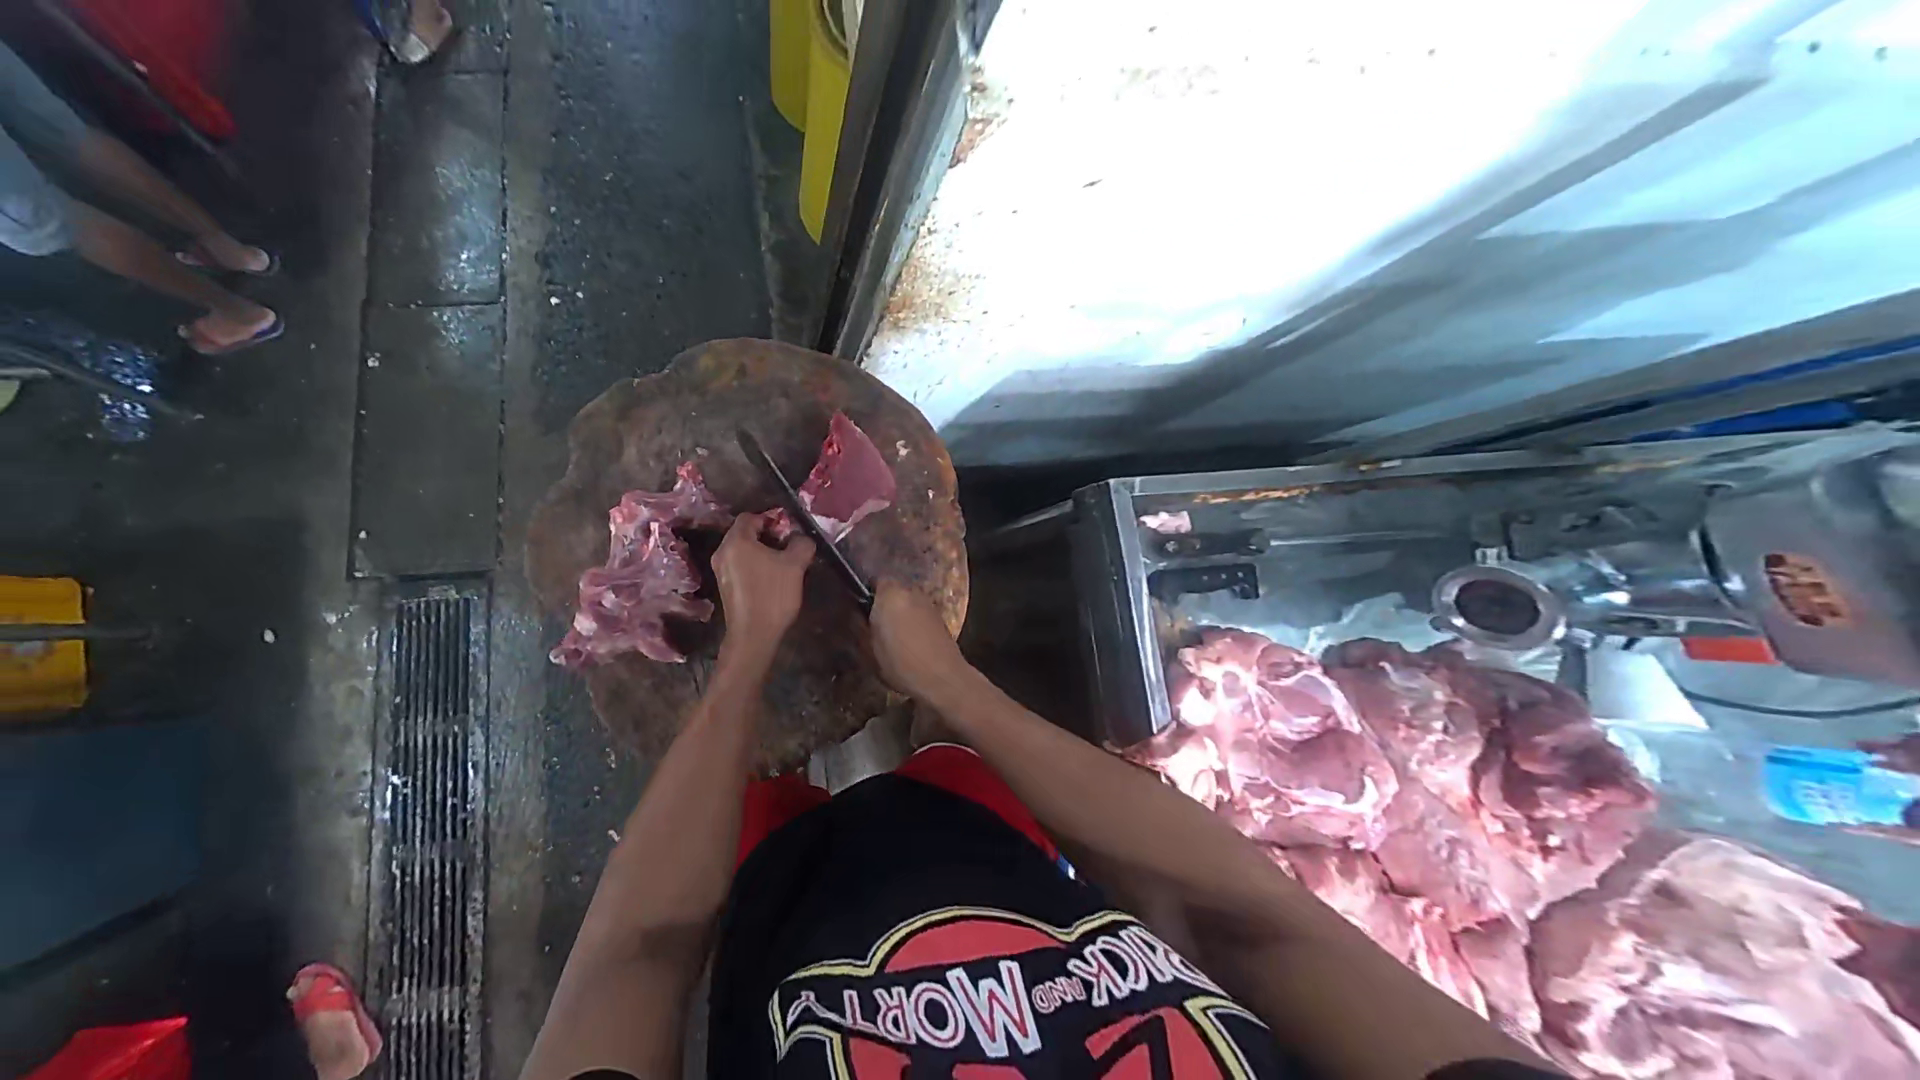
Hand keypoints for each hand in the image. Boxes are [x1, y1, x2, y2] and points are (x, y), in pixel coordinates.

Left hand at [712, 512, 814, 663]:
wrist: (754, 634)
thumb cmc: (772, 594)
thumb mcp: (795, 565)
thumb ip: (801, 544)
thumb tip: (801, 538)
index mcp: (736, 542)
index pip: (750, 517)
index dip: (770, 518)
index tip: (788, 531)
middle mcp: (723, 552)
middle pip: (745, 533)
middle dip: (768, 536)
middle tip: (789, 546)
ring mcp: (721, 571)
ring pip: (743, 550)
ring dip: (763, 552)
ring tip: (783, 563)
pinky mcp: (725, 586)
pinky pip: (740, 565)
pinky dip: (755, 565)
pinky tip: (772, 578)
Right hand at [871, 581, 967, 700]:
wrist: (941, 677)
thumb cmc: (899, 662)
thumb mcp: (869, 648)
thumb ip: (861, 626)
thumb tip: (858, 615)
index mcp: (891, 594)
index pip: (875, 581)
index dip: (868, 595)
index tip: (862, 611)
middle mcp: (912, 591)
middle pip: (894, 591)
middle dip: (885, 604)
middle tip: (876, 626)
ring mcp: (929, 603)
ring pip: (908, 602)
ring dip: (902, 613)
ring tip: (895, 637)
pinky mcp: (941, 617)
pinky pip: (920, 614)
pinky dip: (915, 622)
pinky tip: (912, 643)